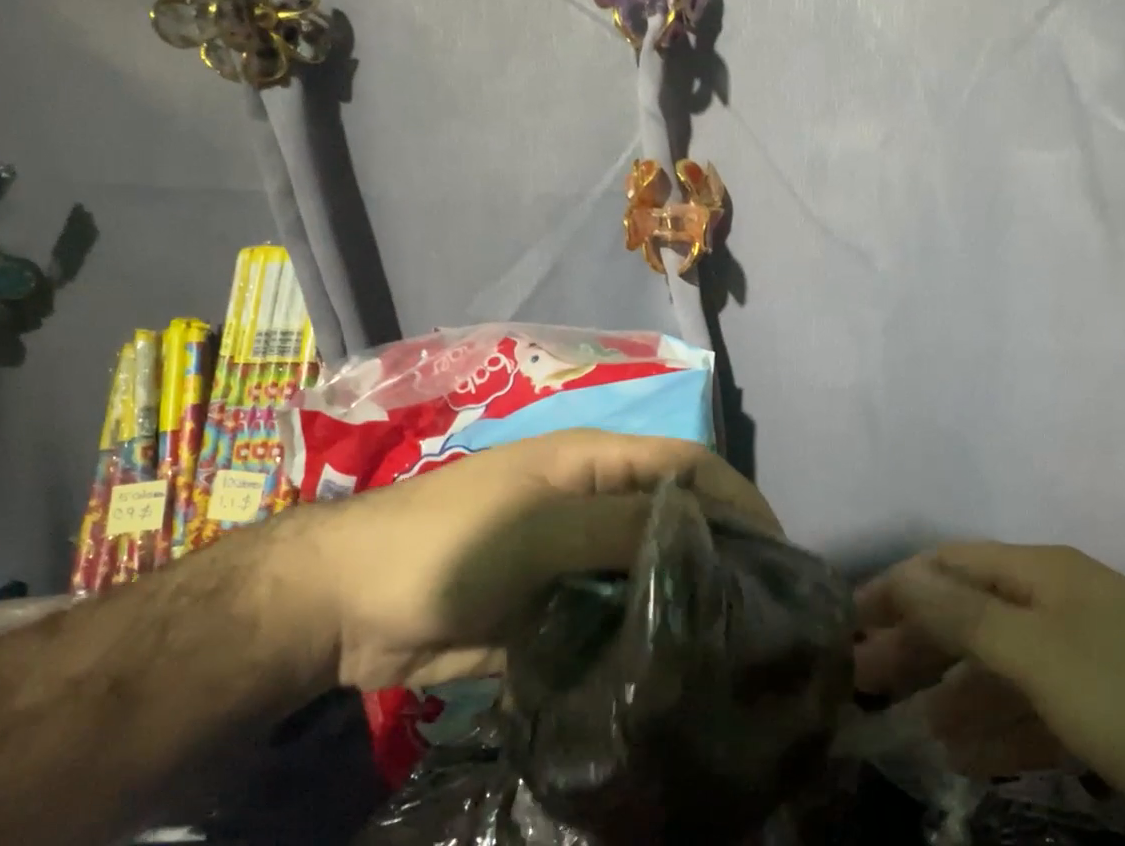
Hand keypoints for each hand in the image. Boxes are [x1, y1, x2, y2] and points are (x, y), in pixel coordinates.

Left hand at [279, 429, 777, 691]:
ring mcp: (577, 555)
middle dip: (723, 549)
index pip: (688, 464)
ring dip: (688, 595)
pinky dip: (647, 630)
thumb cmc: (446, 544)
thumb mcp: (540, 528)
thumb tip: (705, 536)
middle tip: (764, 605)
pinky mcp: (558, 603)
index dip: (739, 495)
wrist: (345, 608)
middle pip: (677, 516)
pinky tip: (674, 662)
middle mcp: (595, 502)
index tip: (778, 547)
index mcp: (594, 462)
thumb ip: (622, 527)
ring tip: (732, 639)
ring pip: (651, 568)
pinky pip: (618, 611)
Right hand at [855, 543, 1124, 823]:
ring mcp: (1086, 659)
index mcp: (1044, 576)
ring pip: (1000, 668)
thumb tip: (905, 577)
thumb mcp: (1040, 655)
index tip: (849, 621)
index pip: (952, 566)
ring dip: (953, 694)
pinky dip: (998, 729)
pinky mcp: (1107, 711)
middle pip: (972, 616)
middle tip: (864, 681)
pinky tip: (965, 756)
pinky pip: (1034, 710)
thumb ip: (966, 618)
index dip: (899, 588)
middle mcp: (1061, 606)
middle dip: (918, 645)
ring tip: (910, 727)